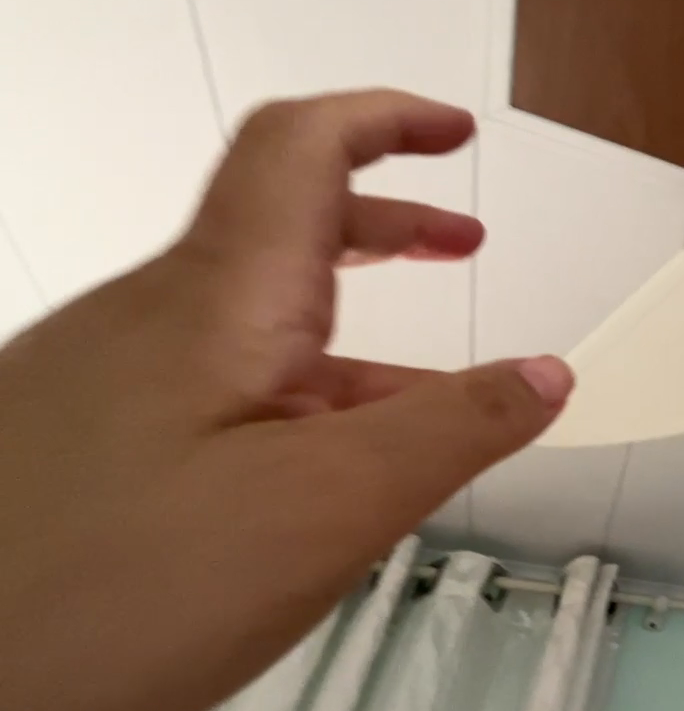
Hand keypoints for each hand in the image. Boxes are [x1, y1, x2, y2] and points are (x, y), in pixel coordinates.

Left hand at [0, 89, 571, 710]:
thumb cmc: (124, 589)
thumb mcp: (337, 501)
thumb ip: (461, 427)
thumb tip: (554, 374)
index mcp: (218, 304)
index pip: (298, 153)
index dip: (385, 122)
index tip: (462, 131)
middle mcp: (160, 322)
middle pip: (285, 227)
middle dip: (393, 223)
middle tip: (473, 242)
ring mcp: (119, 384)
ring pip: (267, 324)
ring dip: (368, 331)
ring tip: (450, 390)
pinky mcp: (103, 447)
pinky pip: (237, 389)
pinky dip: (324, 395)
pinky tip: (355, 463)